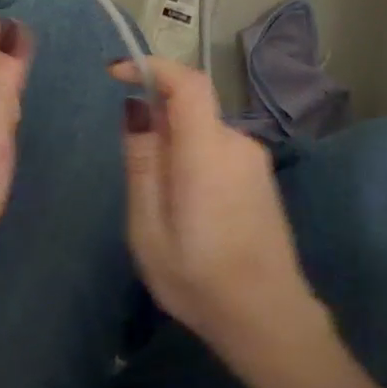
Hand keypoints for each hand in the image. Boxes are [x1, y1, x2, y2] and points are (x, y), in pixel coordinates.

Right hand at [112, 56, 330, 362]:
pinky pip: (217, 150)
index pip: (187, 82)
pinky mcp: (261, 179)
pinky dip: (193, 159)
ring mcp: (254, 161)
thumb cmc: (199, 278)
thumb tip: (136, 109)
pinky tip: (186, 209)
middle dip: (155, 119)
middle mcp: (237, 144)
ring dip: (174, 145)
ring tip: (158, 202)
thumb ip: (142, 162)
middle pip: (191, 106)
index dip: (152, 66)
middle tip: (132, 169)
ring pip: (202, 131)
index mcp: (208, 151)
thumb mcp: (149, 227)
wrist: (269, 321)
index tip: (116, 73)